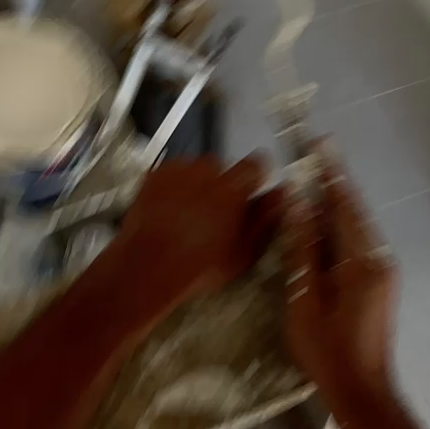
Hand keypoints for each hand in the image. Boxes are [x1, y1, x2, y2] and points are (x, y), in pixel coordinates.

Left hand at [106, 153, 281, 311]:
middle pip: (224, 167)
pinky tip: (172, 210)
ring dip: (197, 184)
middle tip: (216, 212)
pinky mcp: (156, 173)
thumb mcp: (245, 251)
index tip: (251, 190)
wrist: (150, 265)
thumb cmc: (199, 265)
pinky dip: (174, 185)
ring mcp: (178, 169)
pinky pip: (173, 172)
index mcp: (234, 187)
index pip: (256, 164)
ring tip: (190, 214)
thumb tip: (279, 196)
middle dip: (223, 184)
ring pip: (196, 169)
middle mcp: (206, 170)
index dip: (255, 177)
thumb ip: (266, 218)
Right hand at [281, 153, 399, 403]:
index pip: (345, 204)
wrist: (363, 394)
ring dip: (332, 204)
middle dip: (330, 182)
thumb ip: (303, 246)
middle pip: (352, 211)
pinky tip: (316, 224)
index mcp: (362, 261)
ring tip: (307, 182)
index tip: (319, 142)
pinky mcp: (377, 283)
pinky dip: (336, 226)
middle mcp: (379, 259)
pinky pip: (355, 243)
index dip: (331, 172)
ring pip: (354, 227)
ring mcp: (381, 272)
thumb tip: (298, 201)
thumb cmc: (327, 348)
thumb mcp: (306, 294)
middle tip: (308, 155)